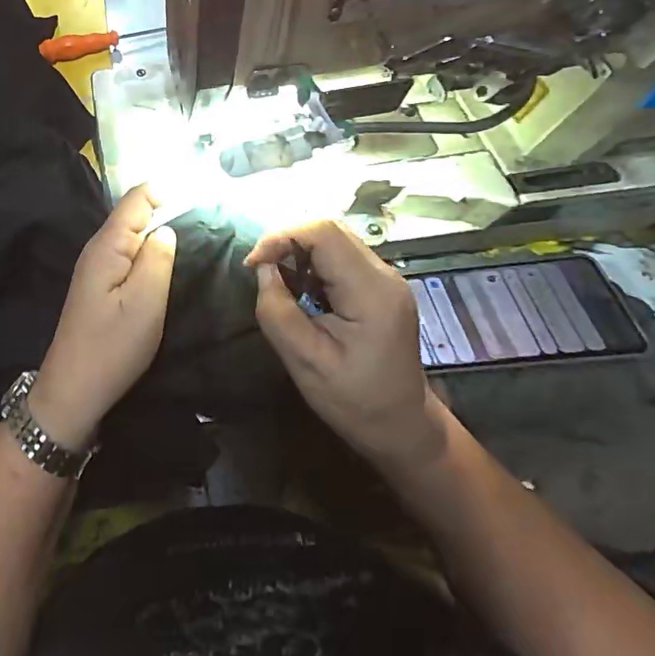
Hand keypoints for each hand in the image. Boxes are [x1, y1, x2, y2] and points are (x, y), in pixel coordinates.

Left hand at [28, 185, 176, 450]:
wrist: (73, 391)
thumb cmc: (112, 347)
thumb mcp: (145, 302)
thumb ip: (158, 259)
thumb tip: (167, 229)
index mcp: (107, 246)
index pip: (137, 198)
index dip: (166, 192)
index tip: (200, 200)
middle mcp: (98, 249)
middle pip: (134, 214)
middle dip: (166, 210)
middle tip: (205, 220)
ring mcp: (97, 268)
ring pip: (132, 236)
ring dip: (159, 233)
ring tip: (193, 239)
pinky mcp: (100, 287)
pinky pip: (128, 256)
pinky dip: (149, 254)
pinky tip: (166, 266)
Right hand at [245, 220, 444, 471]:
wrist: (401, 426)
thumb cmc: (354, 401)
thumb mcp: (305, 363)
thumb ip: (278, 312)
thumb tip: (262, 269)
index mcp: (371, 292)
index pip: (324, 233)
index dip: (282, 237)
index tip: (254, 266)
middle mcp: (385, 274)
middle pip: (330, 230)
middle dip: (288, 242)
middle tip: (263, 274)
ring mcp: (387, 278)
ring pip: (335, 240)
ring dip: (300, 254)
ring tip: (282, 286)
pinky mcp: (381, 286)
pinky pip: (342, 258)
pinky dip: (314, 265)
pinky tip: (304, 294)